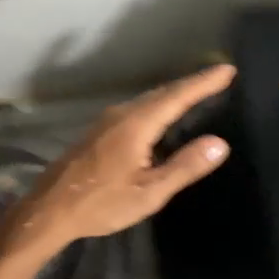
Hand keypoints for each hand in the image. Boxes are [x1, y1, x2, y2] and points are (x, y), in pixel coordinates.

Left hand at [7, 64, 235, 252]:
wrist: (50, 209)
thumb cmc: (102, 203)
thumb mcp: (149, 192)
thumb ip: (184, 166)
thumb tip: (220, 143)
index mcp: (137, 124)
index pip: (178, 96)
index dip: (204, 82)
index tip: (228, 69)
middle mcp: (122, 113)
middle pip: (163, 92)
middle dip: (192, 84)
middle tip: (219, 77)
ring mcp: (108, 120)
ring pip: (148, 99)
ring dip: (174, 94)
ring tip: (198, 92)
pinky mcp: (100, 131)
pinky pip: (137, 108)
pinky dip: (158, 105)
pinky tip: (163, 115)